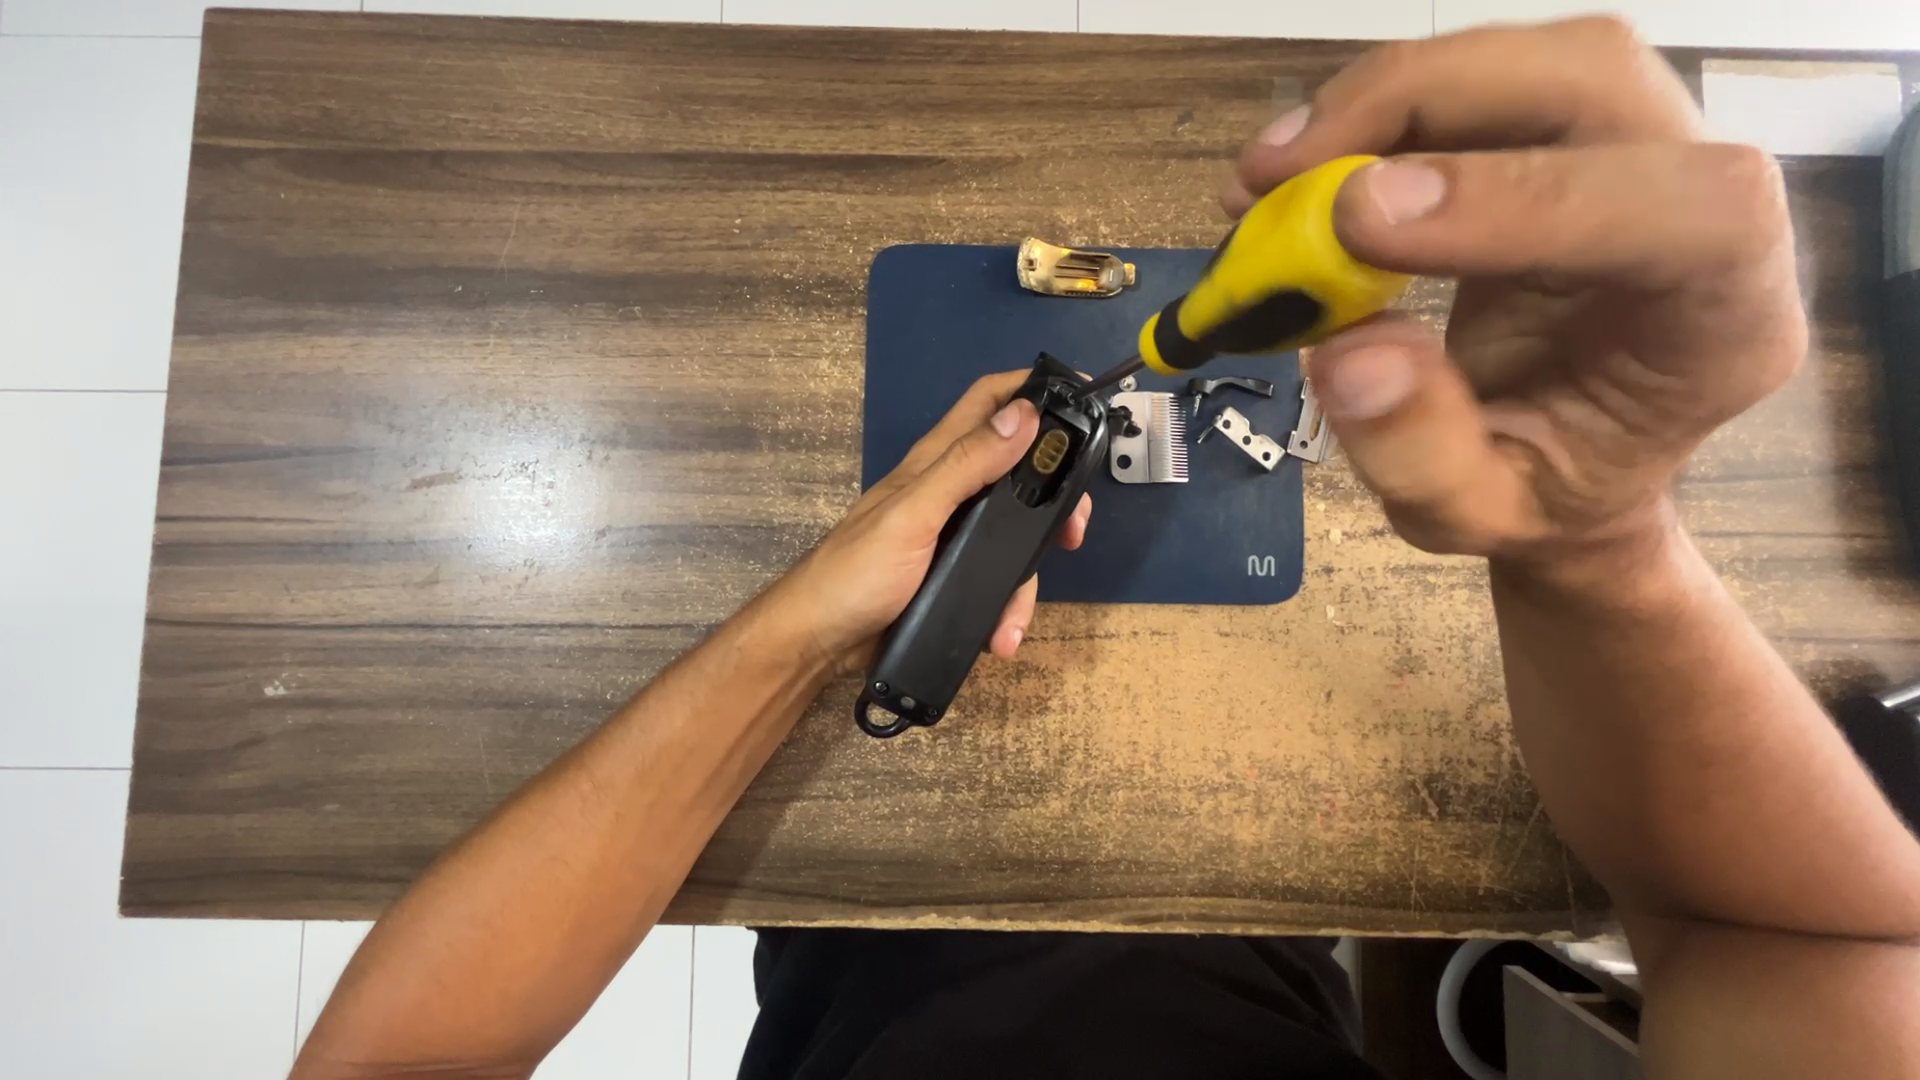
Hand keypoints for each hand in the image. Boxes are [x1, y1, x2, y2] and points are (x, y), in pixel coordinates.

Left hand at [777, 371, 1092, 675]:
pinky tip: (1000, 635)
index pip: (988, 402)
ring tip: (1020, 615)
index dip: (1030, 389)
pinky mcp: (954, 576)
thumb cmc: (857, 571)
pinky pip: (997, 581)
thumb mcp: (914, 515)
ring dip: (1028, 574)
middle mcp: (951, 492)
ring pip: (1015, 537)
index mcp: (937, 462)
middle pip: (1020, 474)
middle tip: (1075, 527)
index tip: (1082, 395)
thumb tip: (1024, 415)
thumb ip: (965, 466)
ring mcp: (954, 536)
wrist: (821, 641)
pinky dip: (1005, 607)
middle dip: (1055, 497)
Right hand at [1224, 18, 1805, 567]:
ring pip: (1527, 65)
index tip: (1356, 225)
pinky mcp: (1558, 150)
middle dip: (1417, 108)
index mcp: (1717, 322)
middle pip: (1590, 83)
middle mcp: (1700, 210)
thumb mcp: (1467, 516)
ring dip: (1379, 103)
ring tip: (1264, 176)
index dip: (1517, 198)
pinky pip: (1474, 91)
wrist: (1557, 465)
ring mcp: (1632, 160)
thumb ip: (1417, 454)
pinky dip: (1370, 119)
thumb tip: (1343, 352)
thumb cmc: (1530, 498)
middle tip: (1277, 174)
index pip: (1684, 212)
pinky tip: (1294, 171)